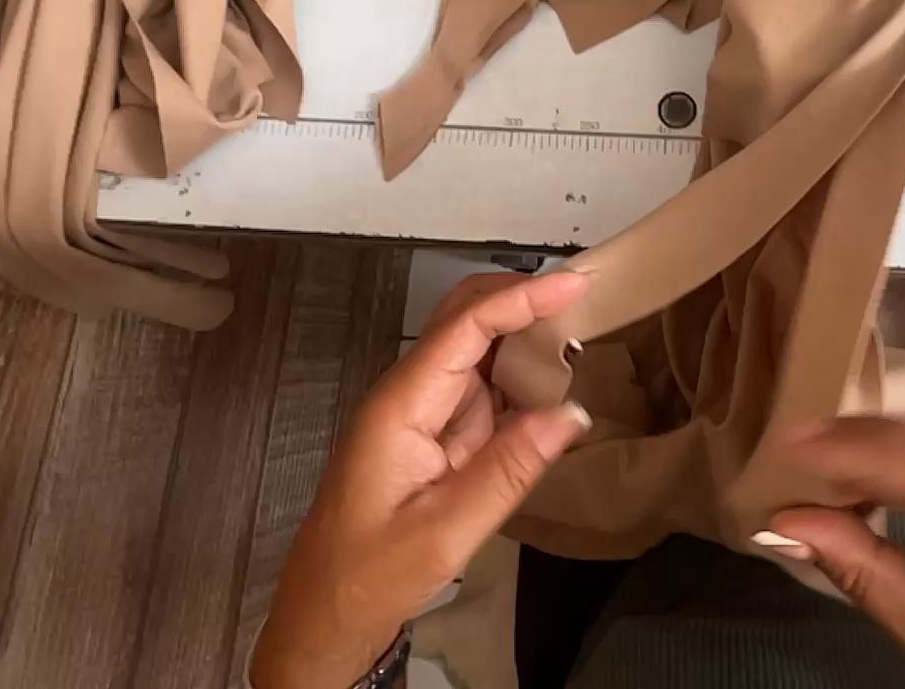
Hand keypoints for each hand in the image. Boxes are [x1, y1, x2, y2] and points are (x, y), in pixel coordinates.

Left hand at [251, 271, 593, 688]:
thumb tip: (575, 413)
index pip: (467, 325)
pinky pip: (481, 376)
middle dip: (521, 291)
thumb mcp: (445, 533)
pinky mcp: (435, 425)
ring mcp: (422, 405)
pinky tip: (552, 369)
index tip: (575, 285)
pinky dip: (519, 362)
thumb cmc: (370, 577)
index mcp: (403, 404)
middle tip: (580, 292)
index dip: (523, 297)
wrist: (323, 619)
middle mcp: (410, 390)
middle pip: (464, 311)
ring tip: (577, 320)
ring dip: (521, 321)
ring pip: (473, 338)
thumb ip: (510, 469)